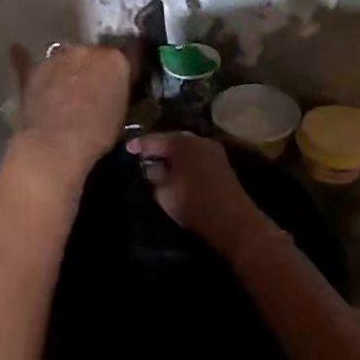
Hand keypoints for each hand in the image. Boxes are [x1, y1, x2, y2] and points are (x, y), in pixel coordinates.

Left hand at [8, 43, 129, 189]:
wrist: (55, 146)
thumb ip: (118, 90)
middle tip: (92, 89)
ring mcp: (57, 58)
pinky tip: (17, 50)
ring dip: (67, 68)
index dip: (124, 70)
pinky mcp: (32, 70)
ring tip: (64, 90)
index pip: (126, 57)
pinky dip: (24, 57)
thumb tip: (114, 86)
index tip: (122, 80)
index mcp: (114, 60)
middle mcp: (86, 51)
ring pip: (65, 57)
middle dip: (93, 68)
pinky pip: (28, 60)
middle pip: (93, 54)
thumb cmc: (97, 135)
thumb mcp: (121, 114)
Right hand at [125, 132, 275, 253]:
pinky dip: (185, 159)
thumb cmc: (192, 204)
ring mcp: (213, 149)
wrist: (232, 219)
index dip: (139, 144)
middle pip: (172, 139)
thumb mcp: (163, 192)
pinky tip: (178, 168)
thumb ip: (154, 176)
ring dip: (173, 153)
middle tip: (143, 154)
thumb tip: (153, 167)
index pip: (154, 140)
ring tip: (159, 162)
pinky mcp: (222, 162)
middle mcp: (198, 140)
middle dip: (158, 147)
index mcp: (181, 143)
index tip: (127, 148)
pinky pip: (196, 155)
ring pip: (186, 147)